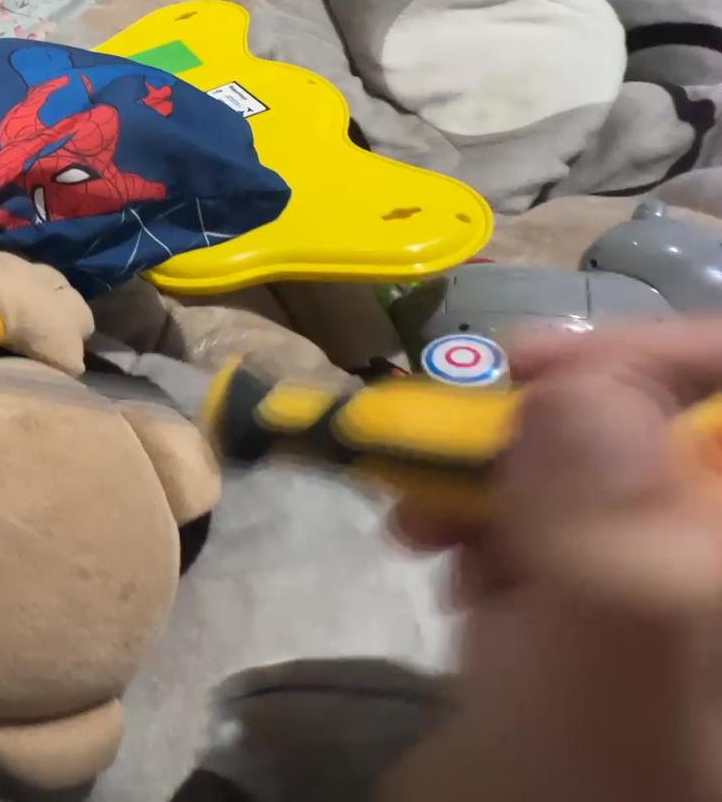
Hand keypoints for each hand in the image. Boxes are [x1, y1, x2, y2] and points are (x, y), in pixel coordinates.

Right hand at [384, 319, 721, 801]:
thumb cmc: (597, 766)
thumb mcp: (616, 649)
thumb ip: (609, 519)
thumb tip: (566, 387)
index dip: (658, 355)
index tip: (525, 367)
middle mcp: (716, 543)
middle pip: (649, 422)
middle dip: (526, 427)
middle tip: (437, 443)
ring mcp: (664, 568)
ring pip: (578, 463)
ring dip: (479, 478)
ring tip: (424, 528)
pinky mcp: (602, 587)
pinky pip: (540, 511)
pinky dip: (478, 521)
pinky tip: (452, 565)